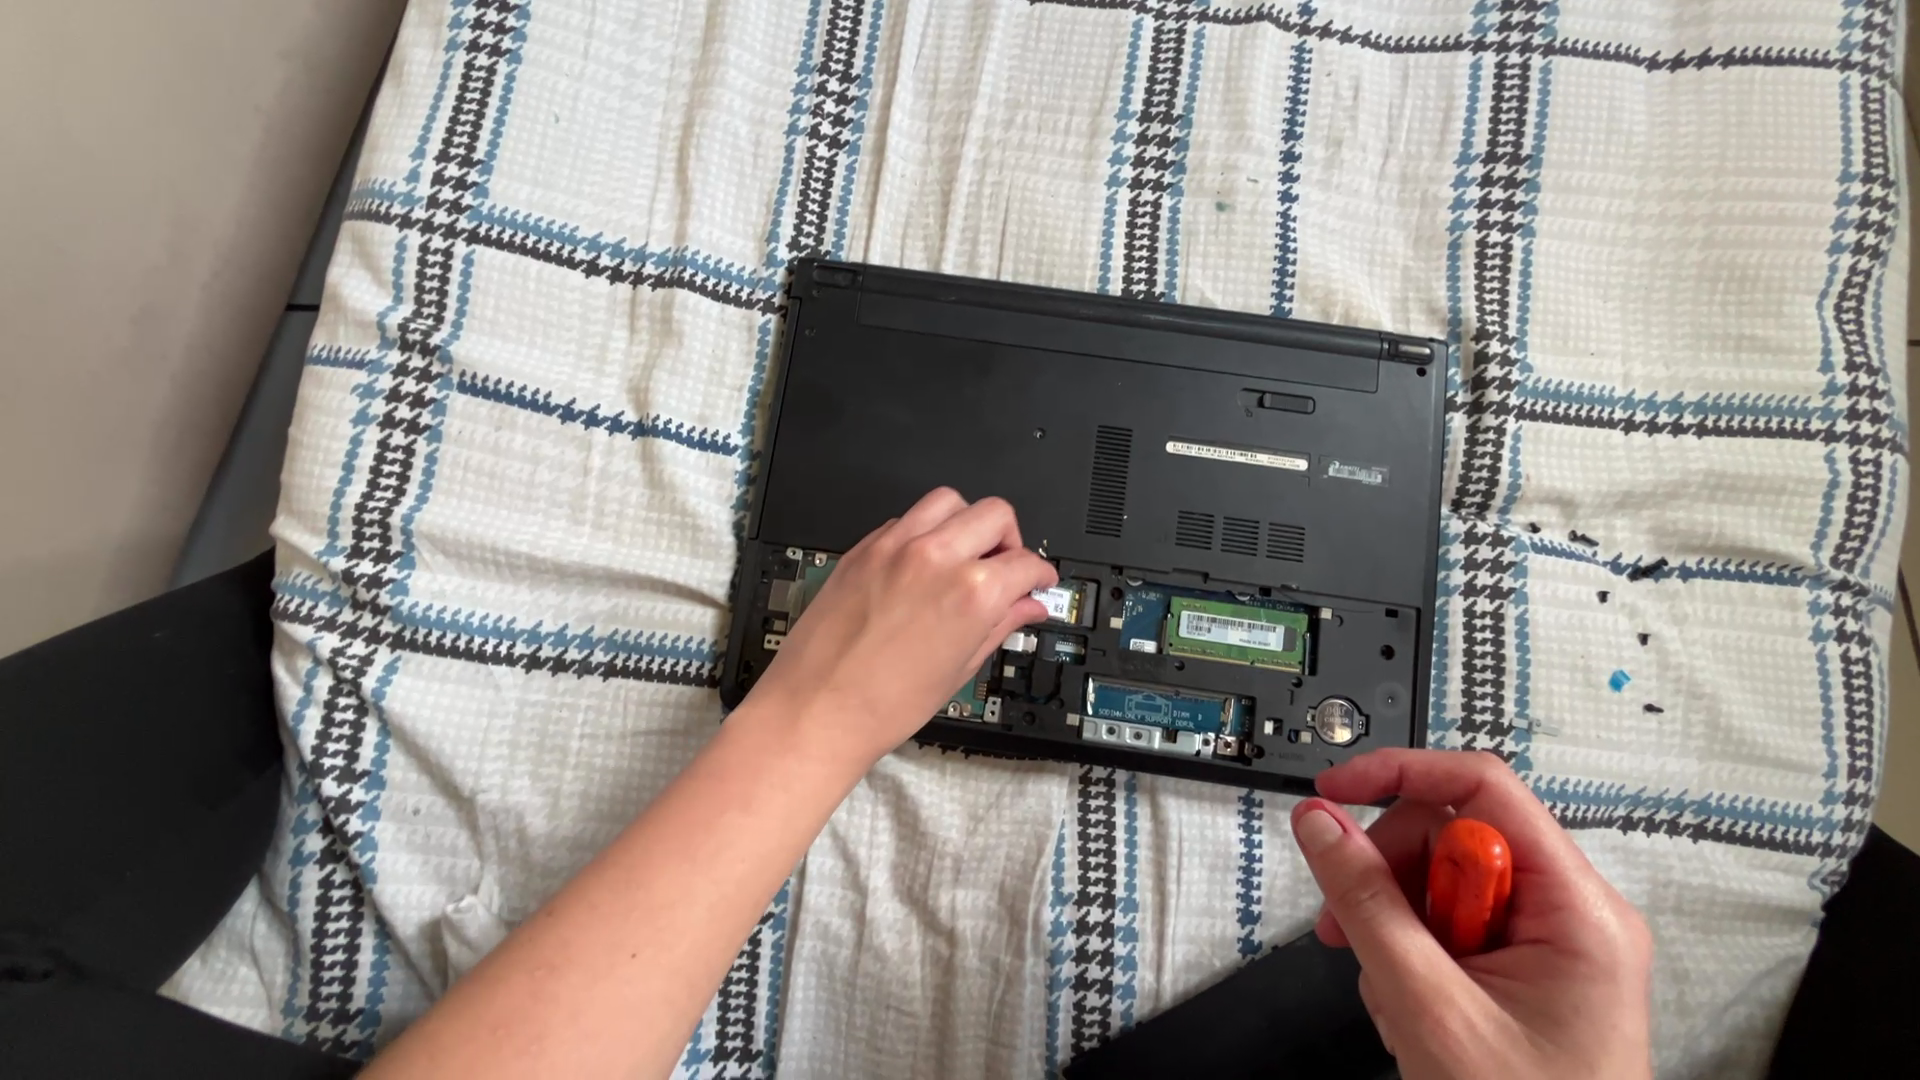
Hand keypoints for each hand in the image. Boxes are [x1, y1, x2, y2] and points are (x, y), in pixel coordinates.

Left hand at [748, 487, 1056, 762]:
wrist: (816, 710)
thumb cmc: (881, 704)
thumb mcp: (960, 668)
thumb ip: (1000, 625)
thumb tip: (1027, 607)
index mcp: (971, 592)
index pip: (1025, 561)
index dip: (1040, 574)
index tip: (1038, 581)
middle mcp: (935, 557)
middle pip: (995, 513)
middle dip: (1011, 539)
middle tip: (1006, 567)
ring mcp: (895, 546)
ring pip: (949, 501)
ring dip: (967, 522)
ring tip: (964, 556)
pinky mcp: (864, 547)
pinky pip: (906, 518)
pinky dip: (925, 531)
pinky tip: (923, 564)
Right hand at [1290, 749, 1652, 1079]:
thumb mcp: (1430, 1005)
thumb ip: (1367, 903)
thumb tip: (1315, 818)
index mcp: (1575, 906)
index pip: (1480, 786)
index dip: (1398, 773)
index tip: (1329, 794)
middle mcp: (1565, 908)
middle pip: (1446, 831)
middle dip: (1382, 871)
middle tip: (1341, 927)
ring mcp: (1543, 938)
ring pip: (1432, 877)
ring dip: (1386, 920)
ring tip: (1386, 990)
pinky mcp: (1518, 963)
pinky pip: (1438, 918)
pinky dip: (1403, 948)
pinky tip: (1406, 1001)